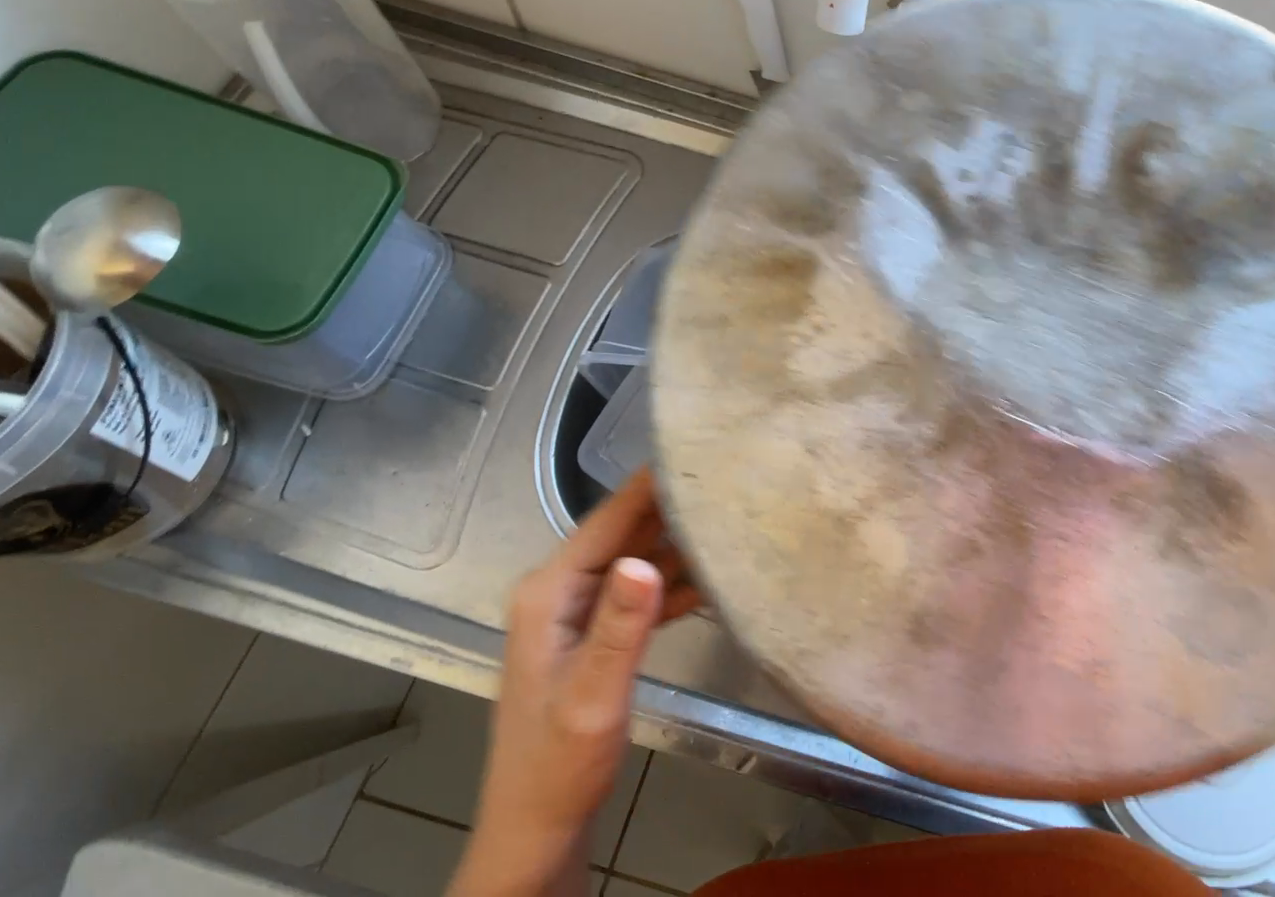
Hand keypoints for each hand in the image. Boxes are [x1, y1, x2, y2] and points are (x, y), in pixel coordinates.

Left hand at [450, 469, 700, 896]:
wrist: (540, 824)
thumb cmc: (559, 762)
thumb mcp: (592, 696)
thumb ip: (619, 628)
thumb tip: (647, 559)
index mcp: (550, 592)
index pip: (608, 520)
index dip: (650, 484)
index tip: (697, 448)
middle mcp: (562, 590)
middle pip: (625, 534)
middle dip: (673, 508)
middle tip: (732, 481)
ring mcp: (580, 612)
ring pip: (638, 561)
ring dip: (680, 545)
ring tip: (734, 520)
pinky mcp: (597, 635)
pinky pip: (642, 595)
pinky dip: (676, 585)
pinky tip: (716, 579)